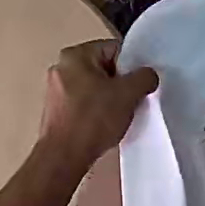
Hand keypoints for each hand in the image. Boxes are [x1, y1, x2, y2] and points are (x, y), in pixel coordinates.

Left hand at [39, 40, 158, 171]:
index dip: (132, 66)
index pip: (114, 49)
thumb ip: (145, 77)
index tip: (139, 83)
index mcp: (75, 55)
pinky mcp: (58, 110)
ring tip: (120, 114)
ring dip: (111, 99)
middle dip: (122, 83)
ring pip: (96, 87)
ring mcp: (57, 90)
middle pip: (105, 69)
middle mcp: (61, 68)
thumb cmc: (92, 120)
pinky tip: (106, 124)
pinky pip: (86, 103)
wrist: (65, 156)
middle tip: (132, 99)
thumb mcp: (129, 93)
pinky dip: (98, 111)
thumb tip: (148, 76)